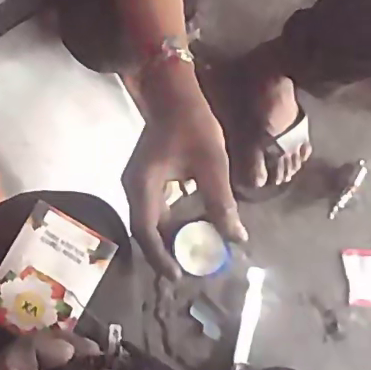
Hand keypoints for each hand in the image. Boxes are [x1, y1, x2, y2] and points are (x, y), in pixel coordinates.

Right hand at [126, 71, 248, 278]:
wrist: (174, 94)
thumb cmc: (192, 124)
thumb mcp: (212, 164)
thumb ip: (221, 202)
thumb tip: (236, 237)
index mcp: (143, 185)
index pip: (145, 231)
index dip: (160, 256)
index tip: (177, 275)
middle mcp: (134, 187)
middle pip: (145, 229)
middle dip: (165, 251)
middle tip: (187, 269)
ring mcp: (138, 182)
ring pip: (149, 220)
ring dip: (168, 237)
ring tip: (190, 252)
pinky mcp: (147, 178)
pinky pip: (155, 208)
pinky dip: (170, 222)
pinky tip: (189, 227)